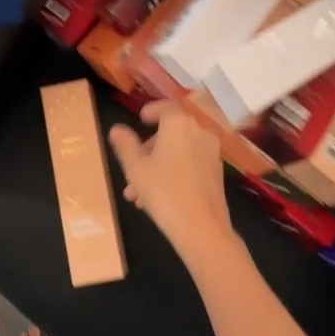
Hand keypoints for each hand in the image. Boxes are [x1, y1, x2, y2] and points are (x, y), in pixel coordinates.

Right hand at [108, 100, 238, 263]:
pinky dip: (175, 172)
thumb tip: (117, 129)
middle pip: (170, 133)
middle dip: (149, 150)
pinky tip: (159, 197)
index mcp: (179, 124)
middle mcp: (199, 132)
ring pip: (179, 152)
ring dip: (158, 166)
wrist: (202, 228)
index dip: (152, 111)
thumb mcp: (135, 168)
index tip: (141, 118)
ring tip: (138, 193)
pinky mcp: (217, 173)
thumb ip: (125, 144)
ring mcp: (211, 153)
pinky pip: (191, 164)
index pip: (165, 107)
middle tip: (132, 169)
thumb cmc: (164, 191)